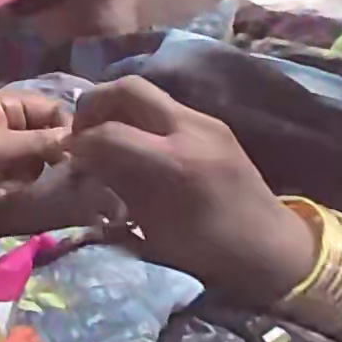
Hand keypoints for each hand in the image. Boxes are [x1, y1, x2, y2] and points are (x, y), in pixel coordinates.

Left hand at [0, 91, 71, 233]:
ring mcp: (2, 148)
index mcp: (7, 104)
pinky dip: (8, 189)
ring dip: (20, 179)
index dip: (66, 129)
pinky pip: (18, 180)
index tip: (74, 154)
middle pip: (48, 139)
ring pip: (35, 164)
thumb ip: (40, 142)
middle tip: (21, 172)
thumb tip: (80, 138)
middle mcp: (9, 122)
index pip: (53, 108)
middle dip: (37, 161)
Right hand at [65, 77, 314, 307]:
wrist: (274, 250)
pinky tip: (131, 140)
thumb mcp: (152, 226)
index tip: (67, 153)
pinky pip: (162, 106)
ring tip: (102, 133)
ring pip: (145, 91)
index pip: (109, 131)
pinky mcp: (213, 123)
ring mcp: (206, 121)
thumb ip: (116, 182)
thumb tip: (82, 156)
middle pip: (128, 88)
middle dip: (94, 103)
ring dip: (115, 106)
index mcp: (177, 163)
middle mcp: (193, 129)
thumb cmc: (209, 253)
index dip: (80, 140)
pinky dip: (136, 115)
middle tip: (81, 129)